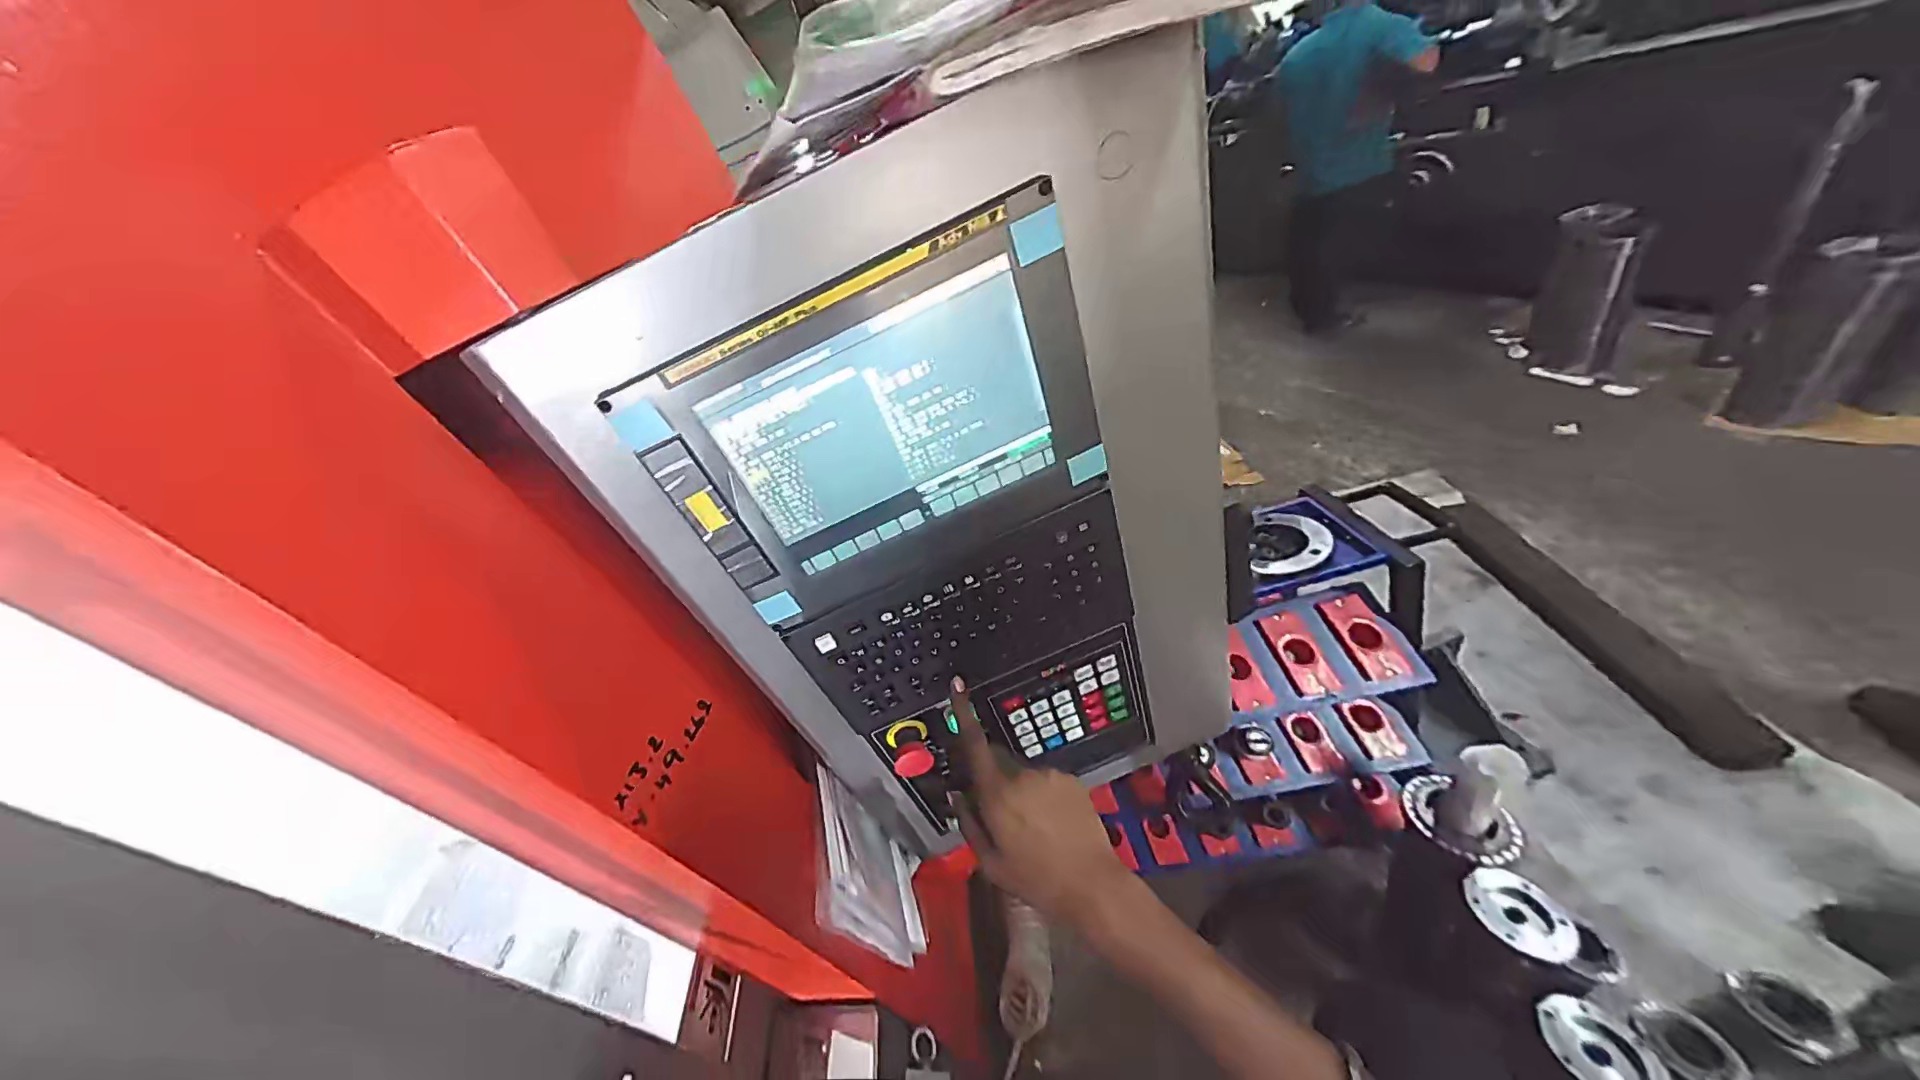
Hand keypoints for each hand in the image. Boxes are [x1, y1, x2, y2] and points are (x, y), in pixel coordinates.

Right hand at [949, 676, 1133, 922]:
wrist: (1091, 885)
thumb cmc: (1036, 879)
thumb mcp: (990, 863)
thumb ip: (968, 823)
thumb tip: (958, 795)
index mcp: (998, 794)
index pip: (976, 744)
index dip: (964, 713)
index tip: (958, 686)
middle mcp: (1023, 775)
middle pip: (998, 762)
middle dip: (994, 778)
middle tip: (1003, 816)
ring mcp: (1050, 774)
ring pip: (1024, 774)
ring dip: (1022, 790)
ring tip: (1034, 829)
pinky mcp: (1071, 779)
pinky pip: (1047, 780)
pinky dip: (1044, 795)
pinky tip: (1053, 824)